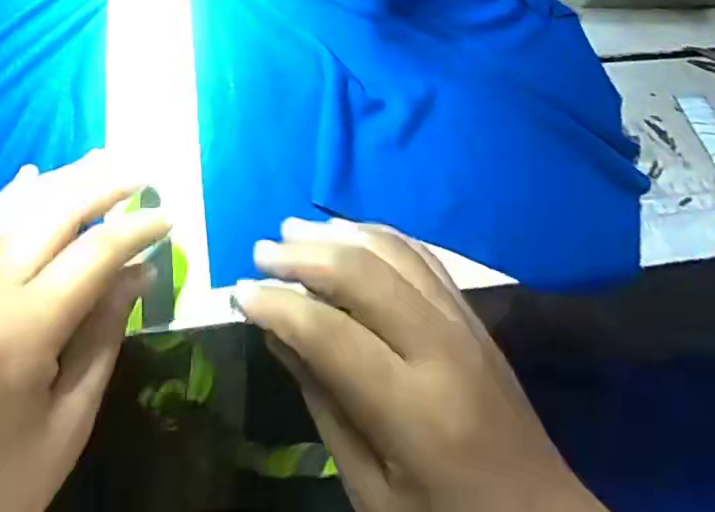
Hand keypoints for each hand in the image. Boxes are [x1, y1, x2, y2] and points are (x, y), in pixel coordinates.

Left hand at [0, 157, 170, 511]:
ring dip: (58, 181)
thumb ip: (105, 337)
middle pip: (51, 214)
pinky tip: (27, 180)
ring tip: (98, 161)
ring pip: (8, 213)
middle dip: (102, 185)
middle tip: (142, 173)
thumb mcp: (68, 424)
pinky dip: (4, 200)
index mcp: (23, 331)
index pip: (96, 253)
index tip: (171, 218)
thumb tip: (139, 273)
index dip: (139, 228)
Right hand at [235, 219, 606, 511]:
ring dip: (342, 234)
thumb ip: (326, 405)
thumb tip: (280, 334)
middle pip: (365, 275)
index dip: (279, 306)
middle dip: (307, 256)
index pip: (331, 335)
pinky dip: (384, 237)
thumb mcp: (372, 488)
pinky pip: (425, 257)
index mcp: (412, 406)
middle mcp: (440, 346)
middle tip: (262, 251)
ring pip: (396, 252)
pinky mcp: (474, 312)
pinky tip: (356, 233)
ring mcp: (463, 320)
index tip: (240, 293)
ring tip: (297, 229)